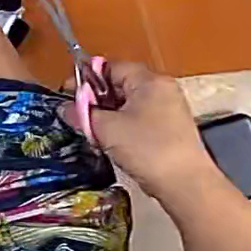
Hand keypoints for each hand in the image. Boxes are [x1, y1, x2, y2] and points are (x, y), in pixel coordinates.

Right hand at [75, 61, 219, 200]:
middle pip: (121, 85)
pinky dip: (122, 126)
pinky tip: (111, 142)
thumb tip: (65, 108)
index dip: (87, 78)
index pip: (112, 67)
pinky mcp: (171, 130)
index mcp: (149, 81)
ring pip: (129, 104)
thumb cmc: (146, 149)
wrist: (185, 183)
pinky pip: (140, 120)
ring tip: (91, 131)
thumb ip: (83, 114)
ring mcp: (170, 110)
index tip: (67, 93)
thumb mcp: (107, 129)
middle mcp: (162, 90)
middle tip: (77, 115)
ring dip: (108, 115)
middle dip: (96, 99)